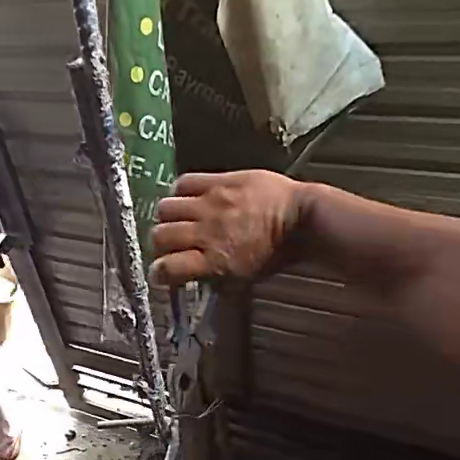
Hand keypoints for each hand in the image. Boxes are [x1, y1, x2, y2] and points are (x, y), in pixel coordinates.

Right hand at [150, 170, 310, 286]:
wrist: (300, 218)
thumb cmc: (274, 253)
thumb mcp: (243, 278)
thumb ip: (213, 278)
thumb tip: (189, 276)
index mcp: (213, 261)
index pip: (167, 268)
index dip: (159, 273)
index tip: (161, 274)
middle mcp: (205, 231)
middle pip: (159, 236)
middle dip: (160, 246)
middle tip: (171, 247)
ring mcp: (210, 203)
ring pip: (166, 208)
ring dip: (168, 218)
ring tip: (180, 221)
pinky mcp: (219, 180)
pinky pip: (184, 182)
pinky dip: (180, 193)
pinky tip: (189, 200)